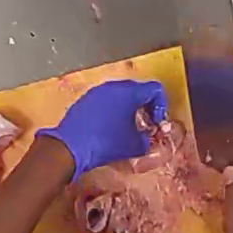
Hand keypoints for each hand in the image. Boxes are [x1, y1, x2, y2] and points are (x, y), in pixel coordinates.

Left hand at [36, 79, 166, 174]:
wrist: (71, 146)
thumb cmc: (106, 142)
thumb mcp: (134, 145)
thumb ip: (147, 139)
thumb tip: (146, 138)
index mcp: (129, 92)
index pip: (155, 89)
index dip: (161, 106)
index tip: (156, 123)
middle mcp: (113, 86)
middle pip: (137, 90)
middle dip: (145, 106)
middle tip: (145, 124)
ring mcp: (96, 92)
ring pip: (119, 95)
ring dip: (127, 108)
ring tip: (126, 128)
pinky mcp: (84, 100)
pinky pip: (104, 101)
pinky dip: (112, 110)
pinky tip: (108, 128)